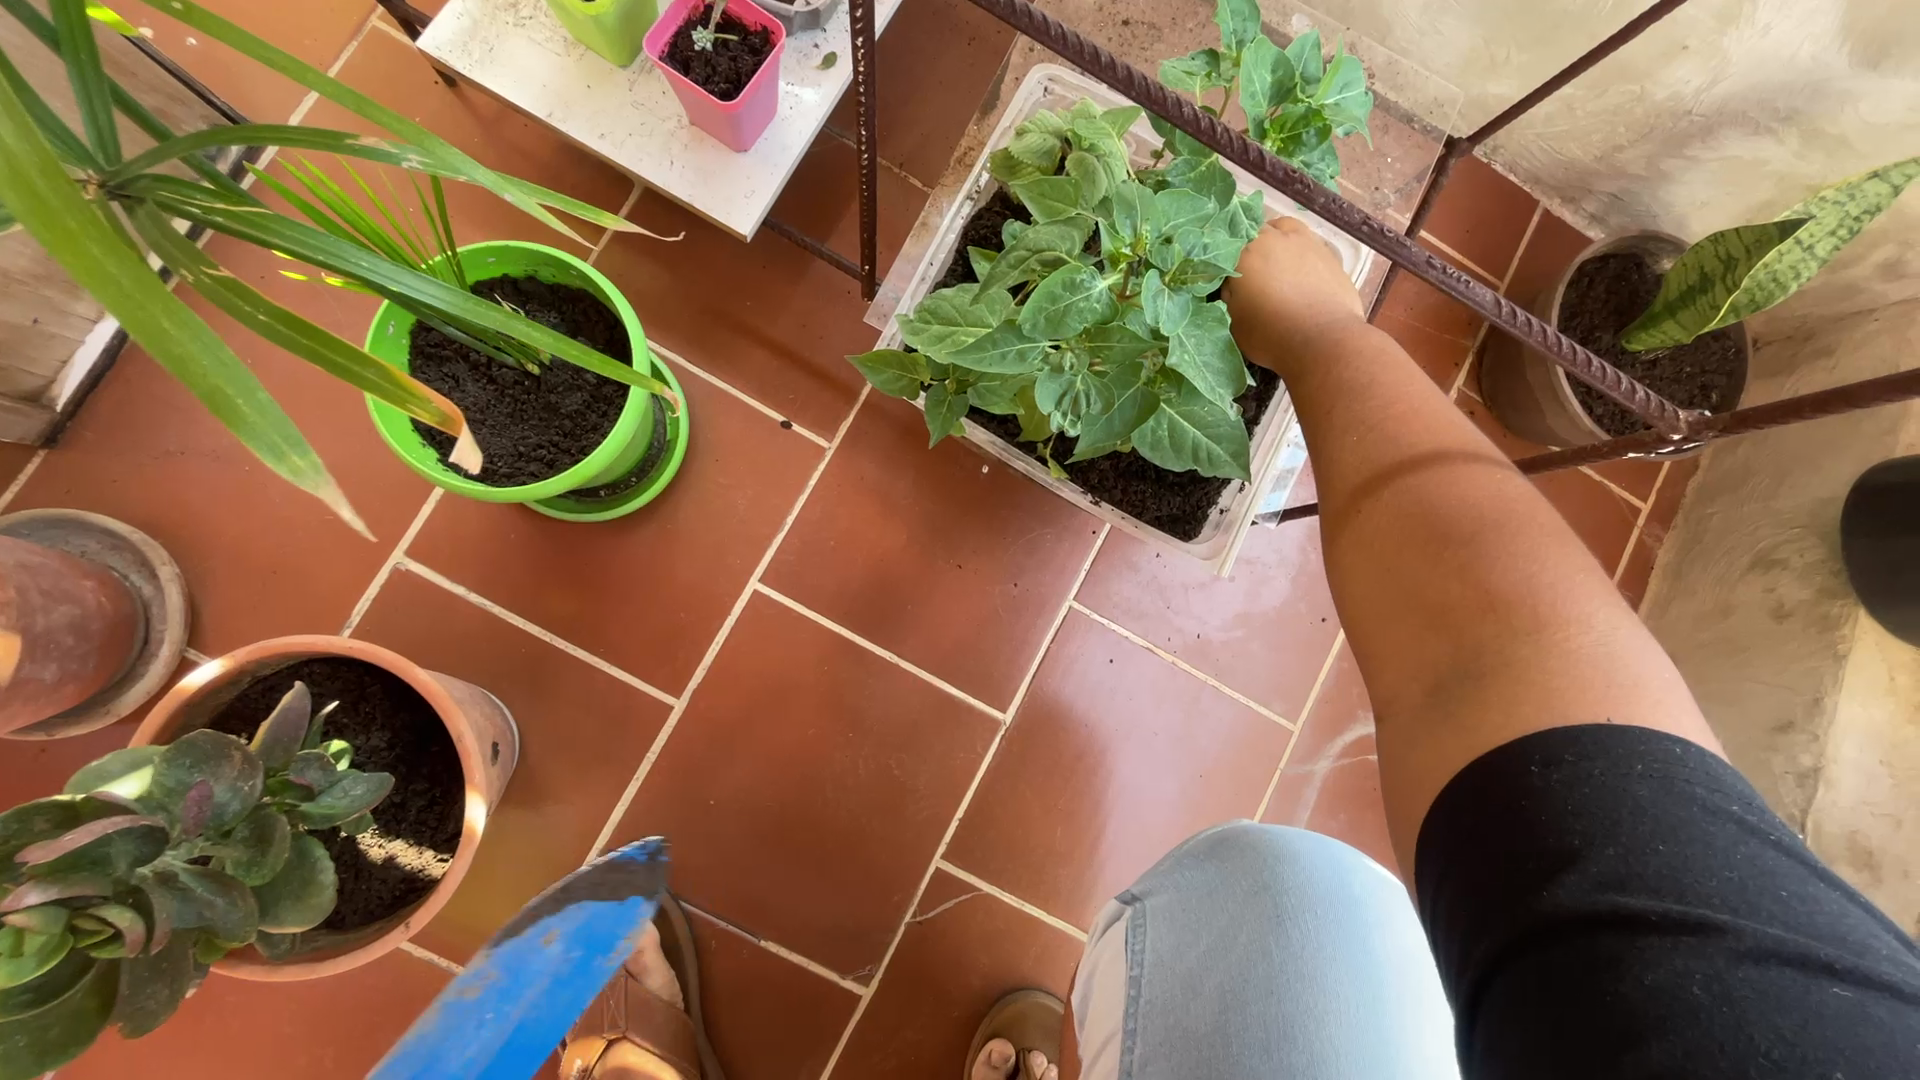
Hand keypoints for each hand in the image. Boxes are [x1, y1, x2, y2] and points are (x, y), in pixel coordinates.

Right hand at [1224, 217, 1365, 375]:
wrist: (1323, 340)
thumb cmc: (1271, 334)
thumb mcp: (1235, 322)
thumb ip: (1232, 298)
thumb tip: (1236, 289)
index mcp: (1244, 253)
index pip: (1224, 248)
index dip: (1222, 263)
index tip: (1223, 280)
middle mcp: (1274, 238)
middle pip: (1255, 232)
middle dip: (1249, 249)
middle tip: (1248, 274)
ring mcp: (1305, 242)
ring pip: (1284, 229)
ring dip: (1276, 242)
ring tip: (1275, 266)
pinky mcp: (1328, 253)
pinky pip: (1306, 245)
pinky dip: (1299, 254)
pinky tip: (1299, 276)